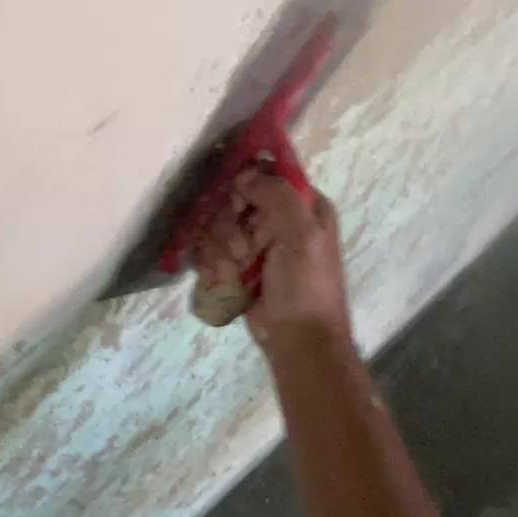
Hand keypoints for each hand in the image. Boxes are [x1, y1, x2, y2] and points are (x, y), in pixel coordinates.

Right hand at [190, 169, 351, 348]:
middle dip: (229, 228)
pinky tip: (219, 280)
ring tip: (232, 273)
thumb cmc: (306, 286)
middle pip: (234, 201)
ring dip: (218, 250)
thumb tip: (244, 175)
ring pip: (218, 226)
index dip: (247, 186)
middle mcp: (278, 220)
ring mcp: (256, 244)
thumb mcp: (302, 235)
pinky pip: (210, 250)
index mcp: (304, 207)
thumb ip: (277, 196)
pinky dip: (210, 264)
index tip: (238, 205)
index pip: (267, 176)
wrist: (297, 341)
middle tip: (240, 251)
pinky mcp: (237, 266)